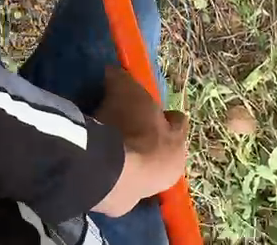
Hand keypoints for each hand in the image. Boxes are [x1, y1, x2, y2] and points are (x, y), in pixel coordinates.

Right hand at [90, 65, 188, 216]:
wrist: (110, 171)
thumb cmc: (128, 125)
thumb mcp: (125, 88)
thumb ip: (122, 78)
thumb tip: (113, 72)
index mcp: (177, 143)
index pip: (178, 122)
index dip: (163, 111)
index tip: (146, 103)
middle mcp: (169, 171)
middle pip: (161, 148)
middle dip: (146, 135)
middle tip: (125, 120)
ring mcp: (147, 191)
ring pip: (142, 168)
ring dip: (130, 155)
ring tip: (108, 139)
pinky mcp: (123, 204)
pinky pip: (121, 180)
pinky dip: (113, 170)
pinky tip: (99, 158)